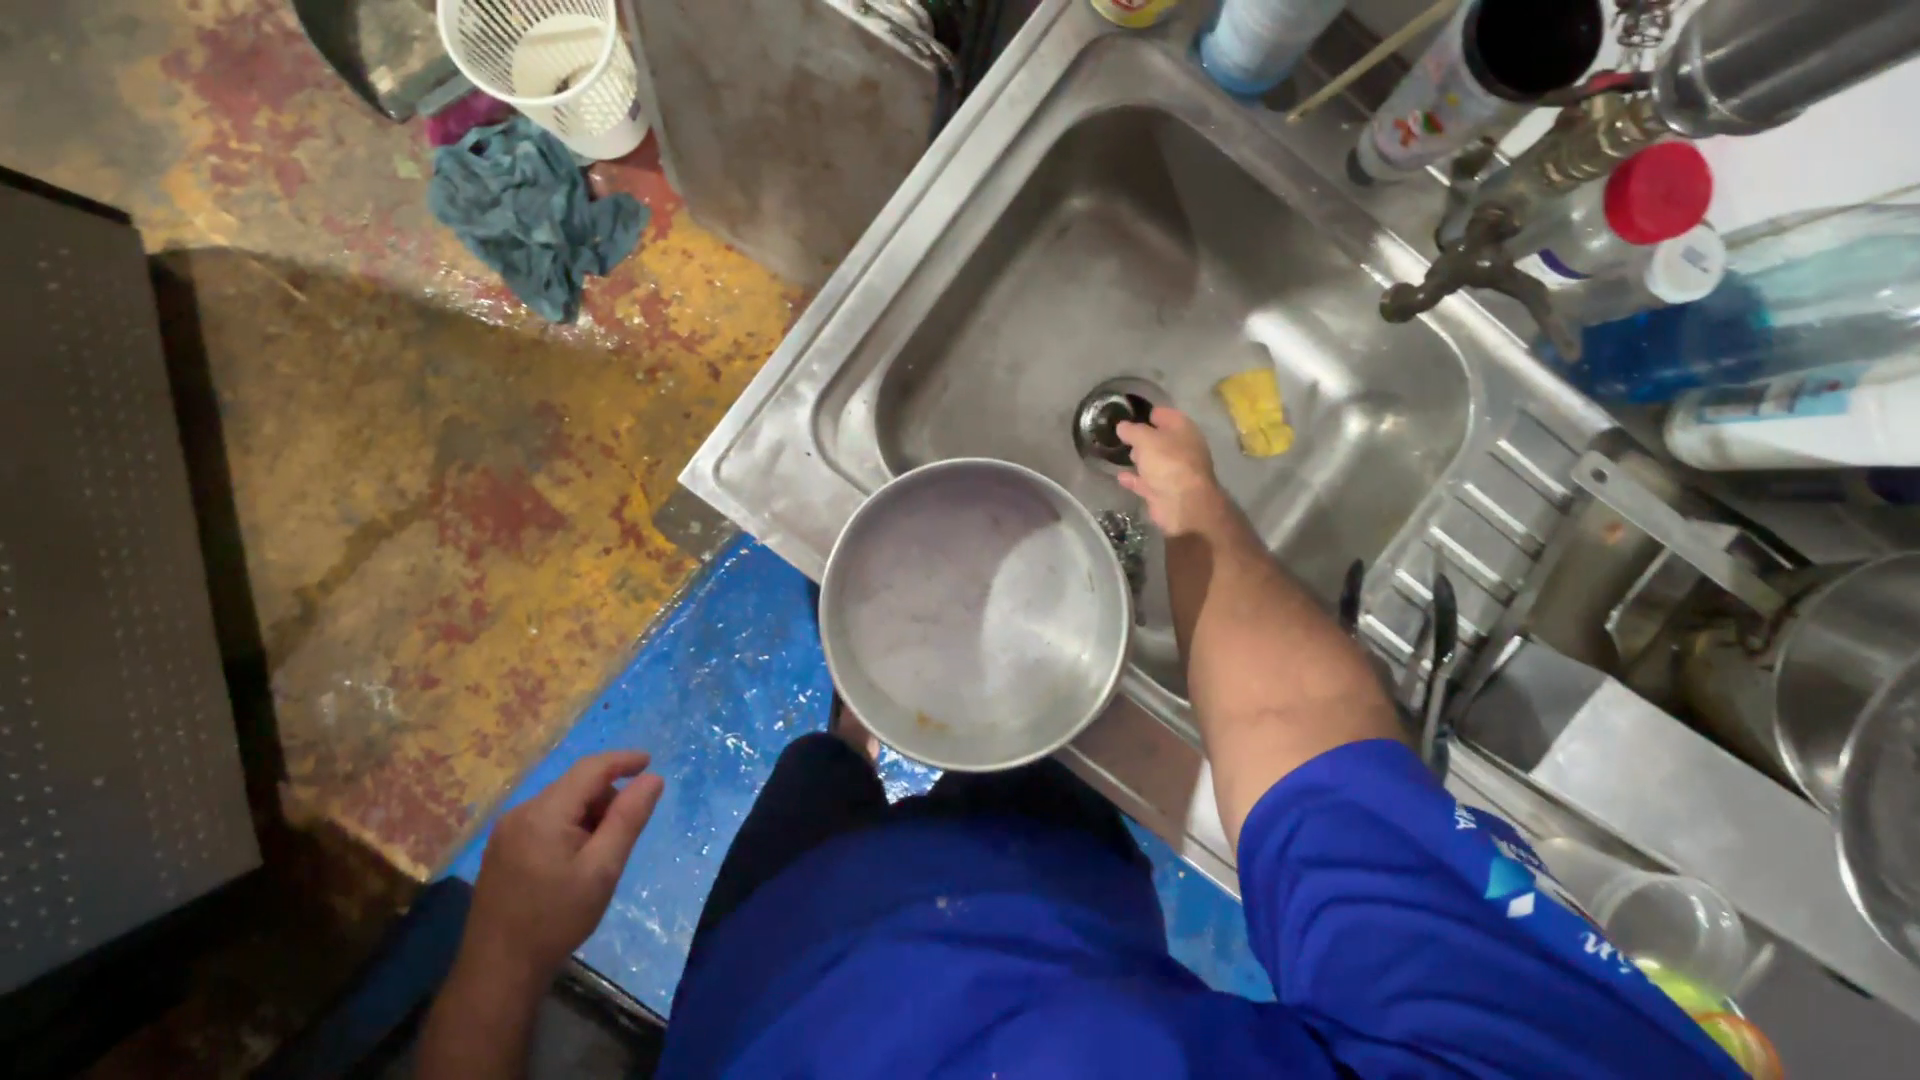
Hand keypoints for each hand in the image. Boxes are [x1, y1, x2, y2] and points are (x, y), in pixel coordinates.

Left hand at [462, 752, 665, 986]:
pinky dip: (569, 827)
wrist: (498, 970)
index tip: (650, 763)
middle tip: (626, 832)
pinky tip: (576, 861)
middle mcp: (520, 813)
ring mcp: (506, 832)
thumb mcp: (602, 869)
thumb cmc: (556, 919)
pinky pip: (544, 821)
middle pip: (574, 786)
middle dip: (607, 797)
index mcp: (544, 813)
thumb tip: (652, 778)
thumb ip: (628, 818)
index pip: (590, 768)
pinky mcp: (501, 850)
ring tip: (601, 854)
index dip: (623, 761)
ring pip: (560, 804)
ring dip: (589, 814)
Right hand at [1116, 406, 1227, 535]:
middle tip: (1123, 435)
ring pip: (1154, 461)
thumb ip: (1132, 431)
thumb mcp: (1146, 439)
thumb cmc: (1167, 463)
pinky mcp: (1164, 491)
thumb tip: (1122, 426)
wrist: (1182, 504)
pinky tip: (1120, 476)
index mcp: (1183, 430)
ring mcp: (1174, 472)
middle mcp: (1181, 449)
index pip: (1167, 415)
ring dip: (1140, 458)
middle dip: (1143, 437)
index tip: (1130, 413)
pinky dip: (1134, 479)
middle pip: (1160, 439)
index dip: (1149, 413)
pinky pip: (1146, 481)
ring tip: (1120, 453)